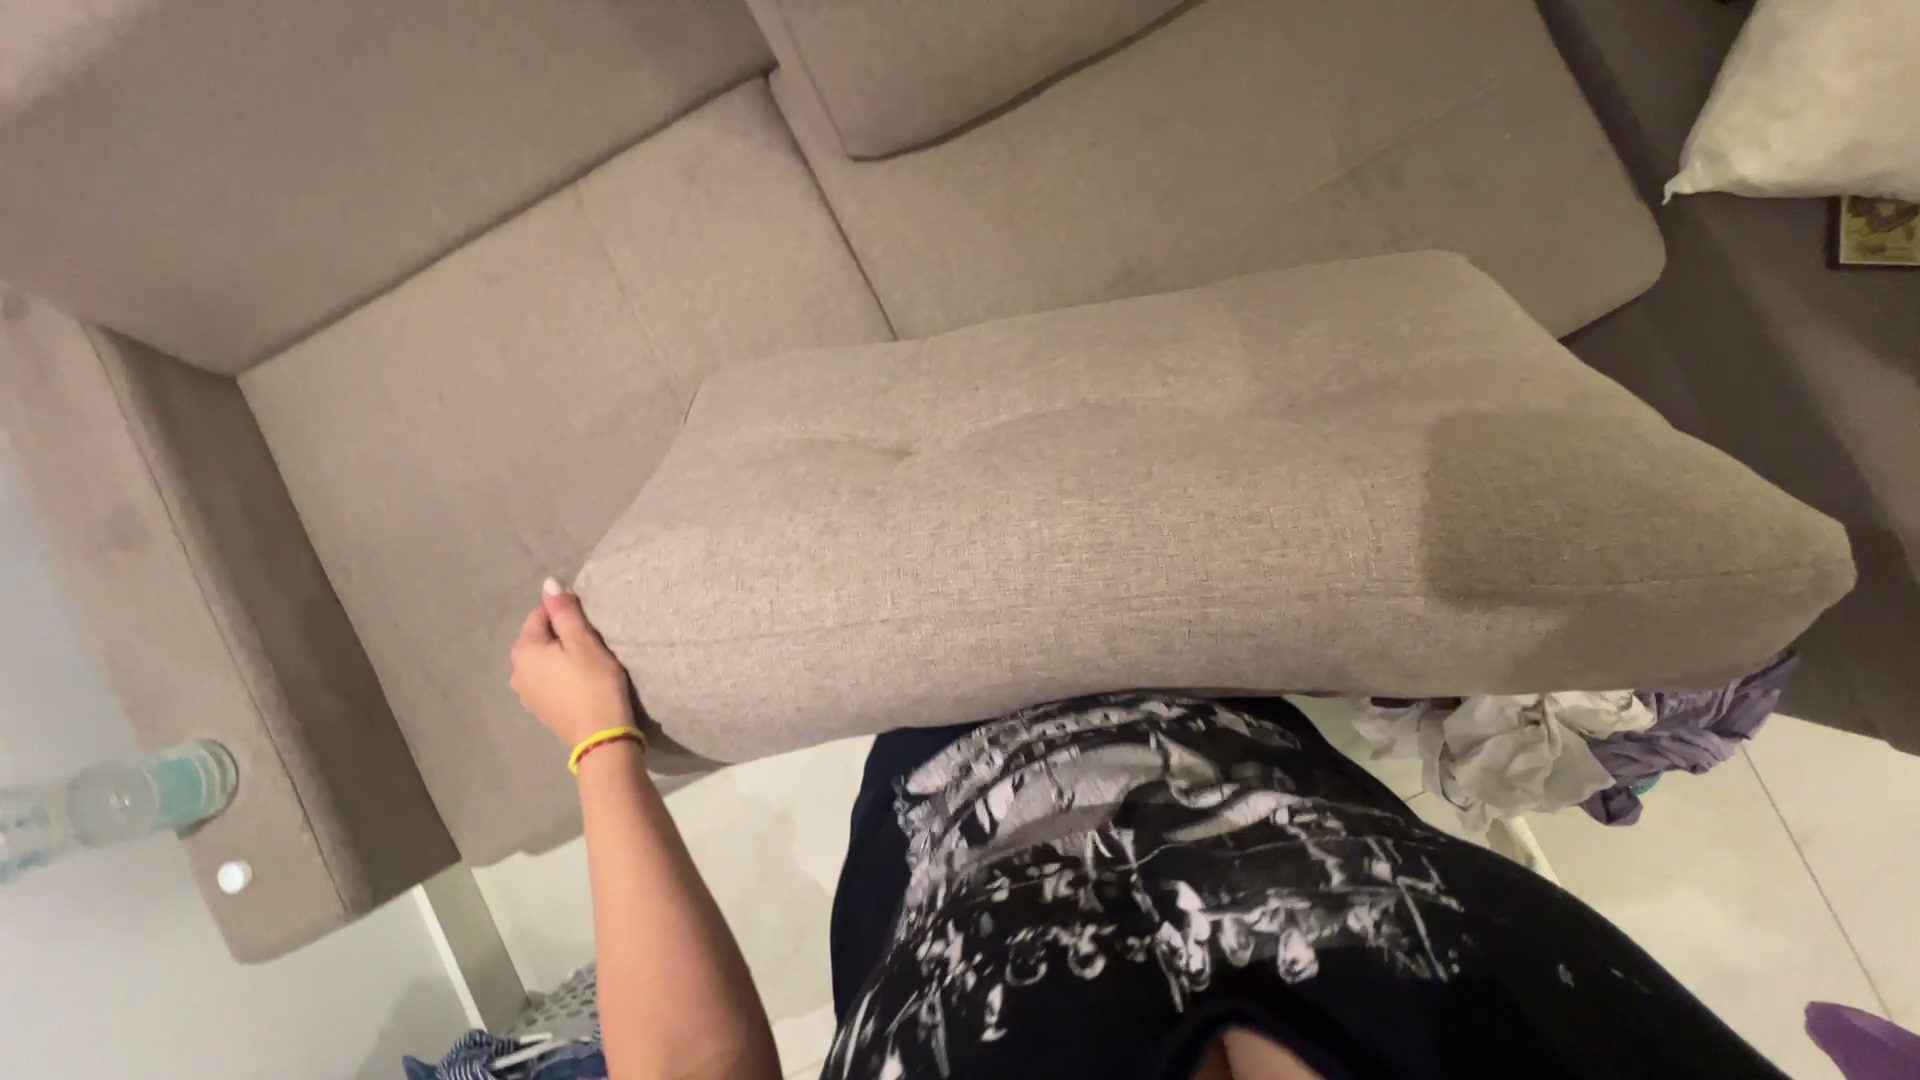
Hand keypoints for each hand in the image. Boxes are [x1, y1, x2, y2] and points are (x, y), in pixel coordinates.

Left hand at [511, 578, 638, 750]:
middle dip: (562, 636)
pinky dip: (560, 675)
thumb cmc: (594, 684)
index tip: (590, 625)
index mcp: (524, 650)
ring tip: (588, 665)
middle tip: (592, 645)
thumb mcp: (584, 642)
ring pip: (543, 660)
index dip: (567, 614)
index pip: (540, 615)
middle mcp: (515, 670)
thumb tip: (548, 582)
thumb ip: (565, 611)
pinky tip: (580, 683)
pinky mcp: (538, 708)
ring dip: (561, 657)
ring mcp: (524, 692)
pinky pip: (546, 680)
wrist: (600, 736)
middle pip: (539, 638)